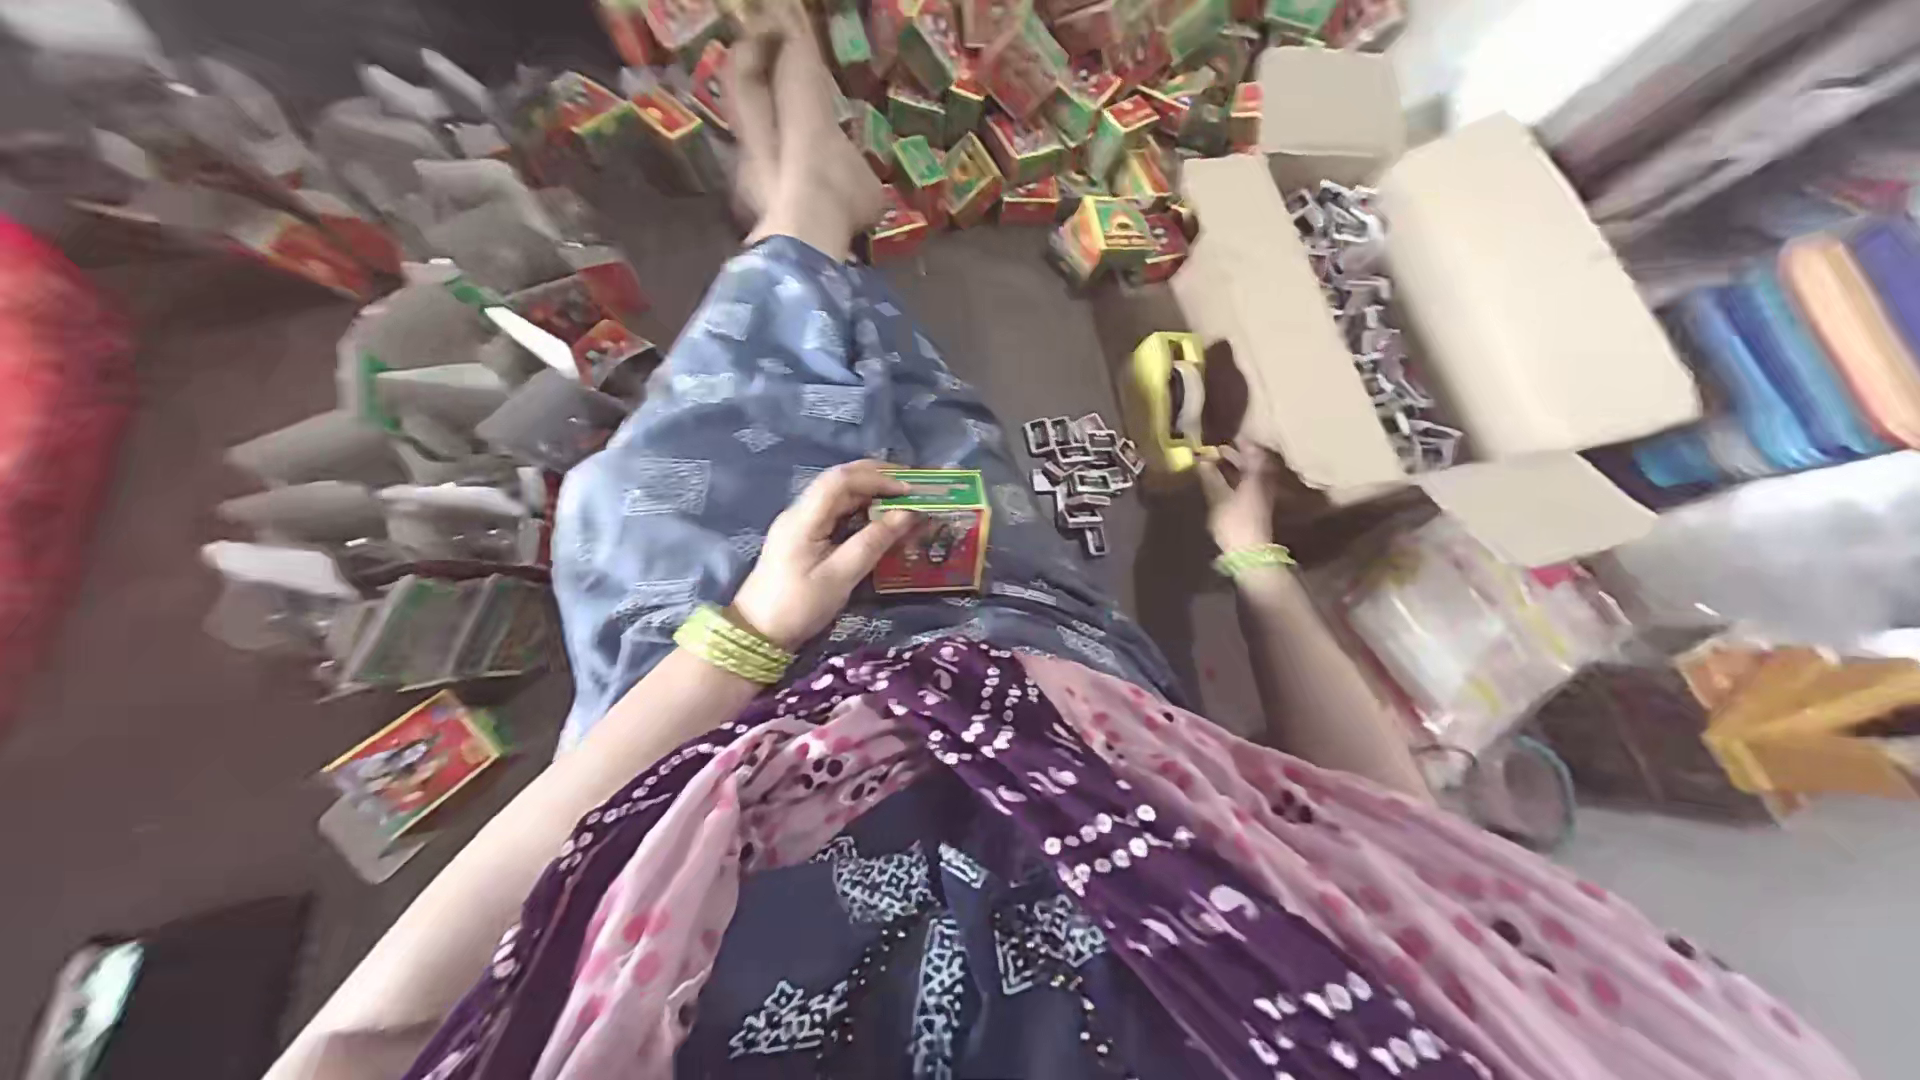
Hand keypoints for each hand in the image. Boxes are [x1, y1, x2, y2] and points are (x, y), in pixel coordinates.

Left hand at [730, 460, 918, 650]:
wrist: (758, 633)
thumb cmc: (799, 606)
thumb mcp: (840, 577)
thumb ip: (873, 542)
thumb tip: (907, 514)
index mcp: (804, 518)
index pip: (840, 480)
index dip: (877, 478)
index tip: (909, 490)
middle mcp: (800, 511)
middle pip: (840, 480)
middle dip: (877, 477)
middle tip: (912, 485)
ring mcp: (801, 523)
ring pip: (839, 495)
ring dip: (871, 492)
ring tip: (903, 500)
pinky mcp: (804, 536)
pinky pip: (836, 512)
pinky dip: (861, 509)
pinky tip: (880, 519)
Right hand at [1195, 439, 1284, 552]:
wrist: (1250, 551)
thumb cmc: (1234, 521)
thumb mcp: (1218, 498)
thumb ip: (1211, 477)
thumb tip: (1202, 460)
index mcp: (1256, 477)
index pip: (1253, 453)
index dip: (1242, 444)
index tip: (1230, 437)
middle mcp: (1263, 483)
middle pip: (1253, 464)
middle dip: (1236, 456)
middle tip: (1218, 450)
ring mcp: (1262, 496)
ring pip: (1250, 475)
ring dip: (1237, 468)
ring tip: (1218, 464)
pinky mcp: (1258, 507)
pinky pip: (1249, 485)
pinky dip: (1238, 479)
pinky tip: (1225, 482)